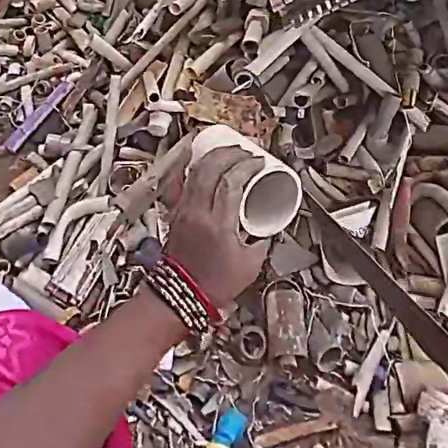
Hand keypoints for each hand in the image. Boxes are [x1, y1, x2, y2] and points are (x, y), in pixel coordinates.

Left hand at [161, 145, 269, 308]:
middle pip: (210, 168)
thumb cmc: (216, 283)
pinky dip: (192, 166)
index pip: (231, 181)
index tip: (259, 161)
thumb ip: (263, 237)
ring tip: (230, 152)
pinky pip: (181, 180)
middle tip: (246, 151)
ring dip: (213, 156)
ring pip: (194, 170)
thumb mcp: (251, 263)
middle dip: (230, 153)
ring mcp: (183, 209)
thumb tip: (272, 220)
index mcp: (219, 225)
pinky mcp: (175, 211)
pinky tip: (201, 159)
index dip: (247, 165)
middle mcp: (197, 212)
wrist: (182, 295)